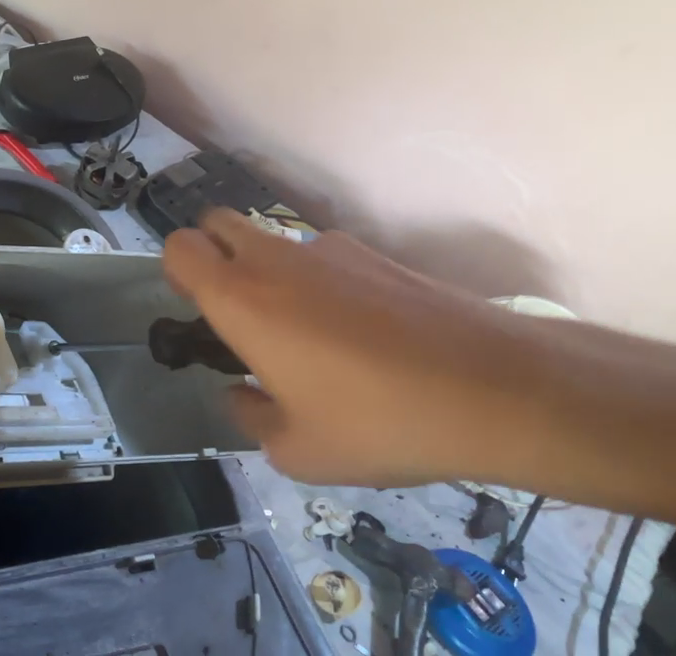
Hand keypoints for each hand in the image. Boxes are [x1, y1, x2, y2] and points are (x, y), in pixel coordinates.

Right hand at [164, 209, 547, 486]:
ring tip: (313, 333)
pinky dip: (325, 282)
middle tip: (238, 309)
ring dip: (272, 271)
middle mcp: (273, 260)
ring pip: (273, 240)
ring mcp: (327, 249)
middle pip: (216, 222)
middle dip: (213, 254)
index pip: (179, 247)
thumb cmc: (380, 421)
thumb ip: (250, 418)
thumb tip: (244, 394)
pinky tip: (367, 333)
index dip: (177, 272)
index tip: (197, 309)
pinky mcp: (375, 254)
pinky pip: (325, 257)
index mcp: (239, 299)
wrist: (498, 390)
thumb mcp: (299, 452)